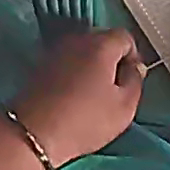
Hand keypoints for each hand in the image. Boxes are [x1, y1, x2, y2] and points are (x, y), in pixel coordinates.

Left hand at [10, 29, 146, 164]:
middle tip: (114, 88)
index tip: (131, 80)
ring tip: (93, 94)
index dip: (133, 57)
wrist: (34, 133)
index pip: (125, 37)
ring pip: (83, 50)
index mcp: (101, 44)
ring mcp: (56, 49)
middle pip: (103, 40)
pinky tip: (73, 94)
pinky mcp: (41, 63)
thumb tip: (134, 66)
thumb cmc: (85, 120)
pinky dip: (74, 71)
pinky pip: (67, 60)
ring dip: (92, 65)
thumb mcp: (124, 107)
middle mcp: (77, 39)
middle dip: (112, 59)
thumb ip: (135, 80)